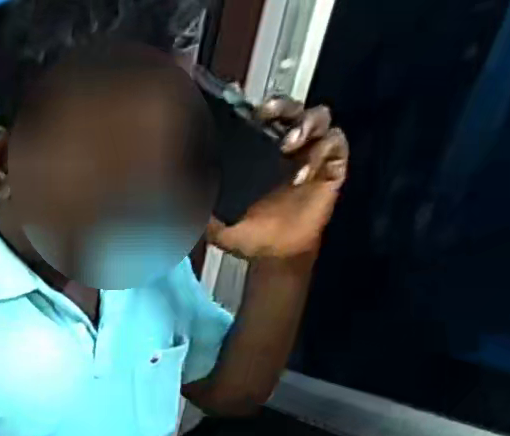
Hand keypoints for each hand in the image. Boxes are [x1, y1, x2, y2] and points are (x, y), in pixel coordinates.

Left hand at [207, 98, 348, 259]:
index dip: (257, 109)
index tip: (244, 106)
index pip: (261, 121)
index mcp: (259, 154)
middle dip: (283, 106)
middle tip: (268, 113)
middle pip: (292, 110)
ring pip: (319, 118)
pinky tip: (301, 176)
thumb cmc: (246, 234)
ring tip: (289, 145)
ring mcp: (311, 153)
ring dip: (306, 125)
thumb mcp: (216, 225)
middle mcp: (287, 147)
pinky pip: (334, 145)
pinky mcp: (333, 165)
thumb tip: (175, 200)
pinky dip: (320, 154)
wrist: (273, 255)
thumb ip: (200, 211)